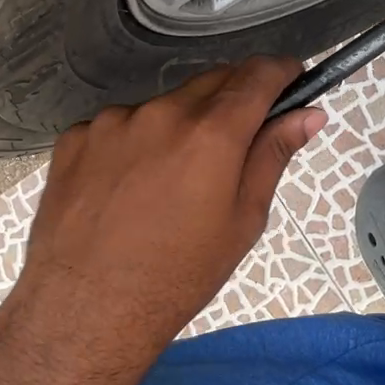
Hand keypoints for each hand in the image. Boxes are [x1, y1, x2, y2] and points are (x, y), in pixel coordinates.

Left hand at [6, 58, 325, 373]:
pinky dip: (136, 141)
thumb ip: (273, 155)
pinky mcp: (75, 137)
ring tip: (173, 178)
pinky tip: (129, 186)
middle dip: (236, 99)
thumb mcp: (244, 219)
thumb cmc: (180, 274)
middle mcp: (163, 112)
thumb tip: (310, 114)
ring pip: (166, 104)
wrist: (85, 312)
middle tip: (236, 144)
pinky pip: (121, 124)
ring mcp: (113, 121)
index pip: (259, 74)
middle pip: (215, 80)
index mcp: (213, 133)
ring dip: (183, 122)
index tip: (291, 83)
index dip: (282, 72)